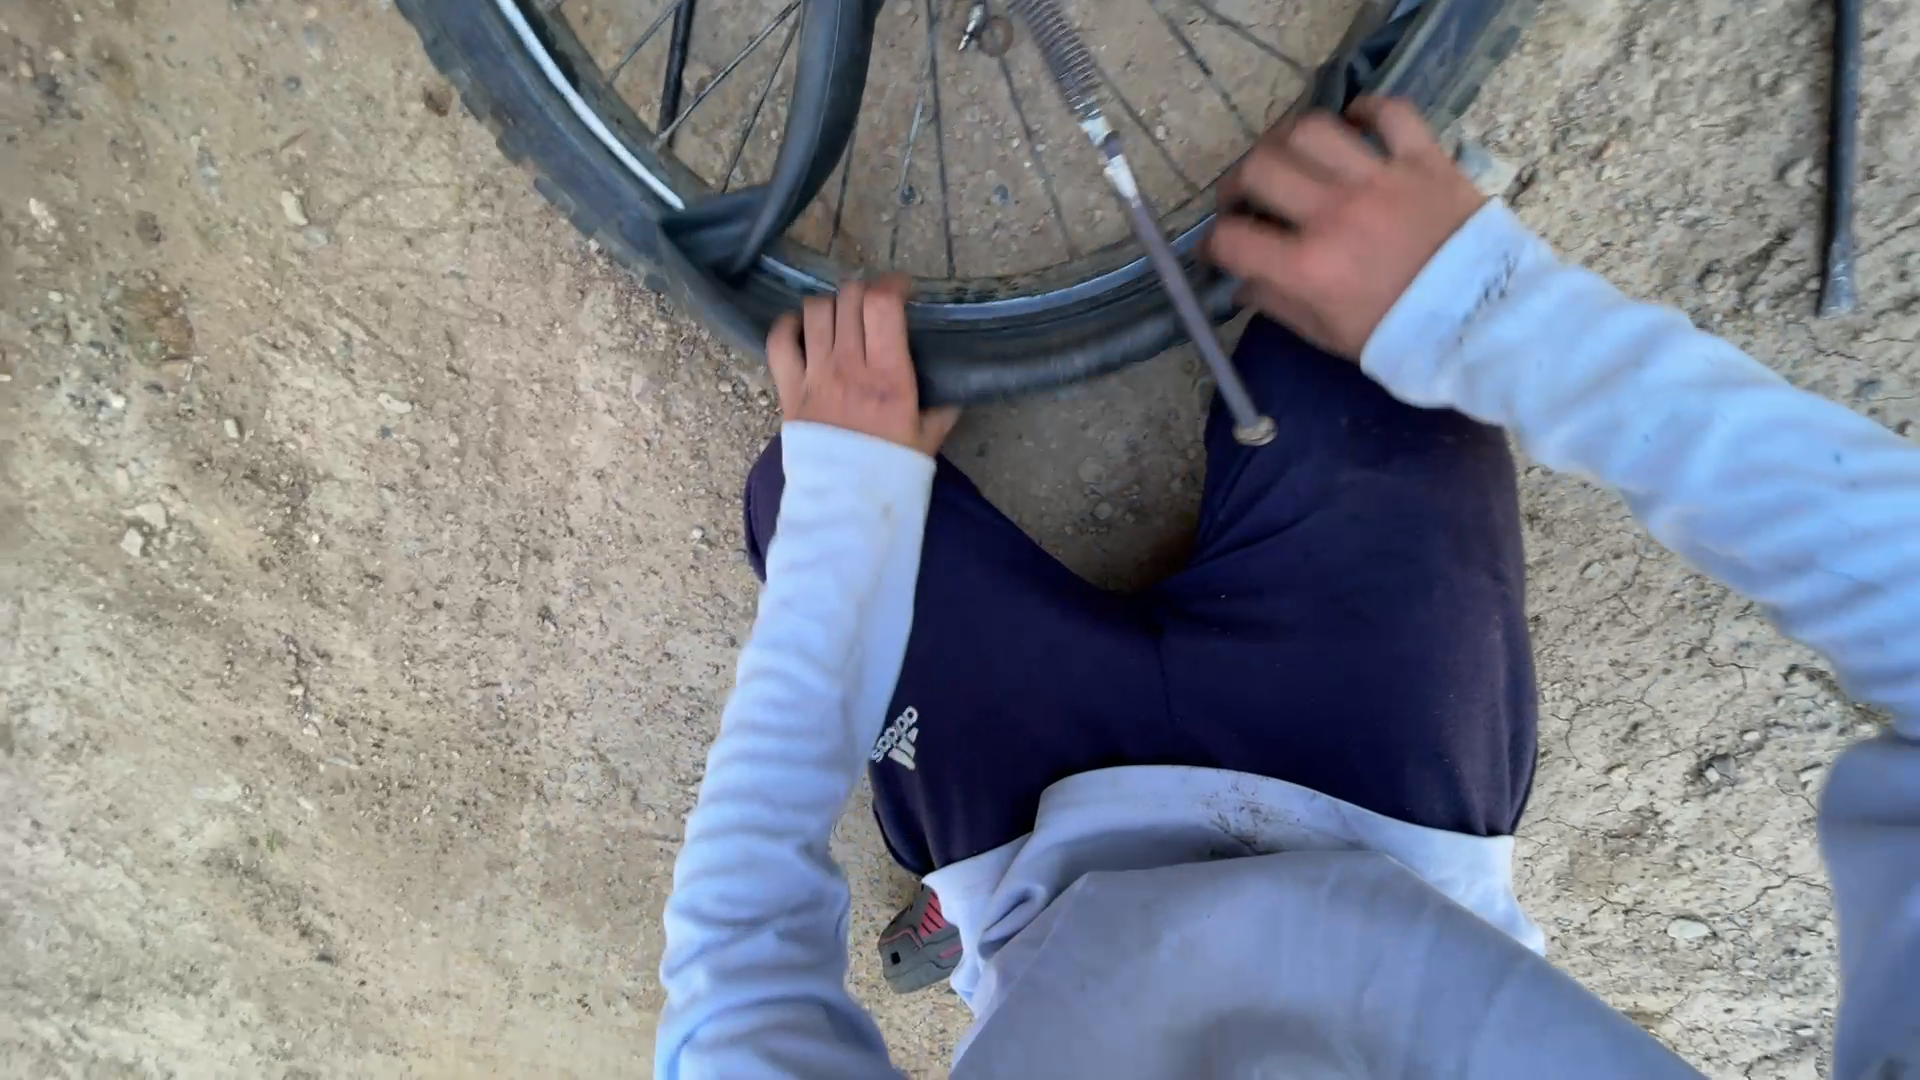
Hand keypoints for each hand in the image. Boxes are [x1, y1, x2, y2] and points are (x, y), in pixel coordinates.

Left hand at [766, 276, 959, 456]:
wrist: (846, 504)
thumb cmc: (890, 472)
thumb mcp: (928, 440)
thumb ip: (942, 410)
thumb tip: (956, 392)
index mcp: (888, 377)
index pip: (882, 305)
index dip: (893, 285)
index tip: (903, 290)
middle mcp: (849, 367)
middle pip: (849, 299)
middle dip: (864, 293)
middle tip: (874, 307)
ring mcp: (815, 376)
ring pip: (816, 311)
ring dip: (832, 306)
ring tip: (842, 317)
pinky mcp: (789, 390)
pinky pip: (779, 341)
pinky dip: (789, 326)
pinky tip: (802, 328)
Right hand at [1206, 97, 1487, 358]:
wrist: (1482, 322)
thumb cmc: (1395, 335)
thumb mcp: (1323, 333)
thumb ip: (1276, 304)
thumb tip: (1242, 286)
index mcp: (1306, 267)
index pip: (1231, 239)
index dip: (1211, 243)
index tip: (1216, 249)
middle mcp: (1334, 214)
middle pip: (1260, 168)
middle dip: (1236, 182)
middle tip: (1242, 197)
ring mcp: (1379, 180)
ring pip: (1312, 130)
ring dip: (1286, 142)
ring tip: (1288, 160)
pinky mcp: (1423, 160)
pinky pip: (1389, 113)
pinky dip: (1364, 111)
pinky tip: (1350, 124)